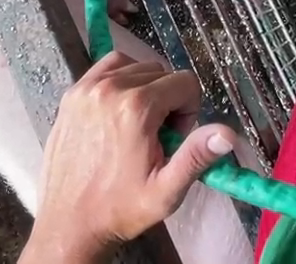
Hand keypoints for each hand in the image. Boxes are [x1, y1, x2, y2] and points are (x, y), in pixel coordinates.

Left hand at [19, 52, 236, 263]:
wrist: (67, 228)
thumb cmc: (120, 210)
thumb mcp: (165, 192)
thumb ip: (197, 156)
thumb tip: (228, 134)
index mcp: (137, 108)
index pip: (186, 82)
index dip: (188, 110)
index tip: (173, 139)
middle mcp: (112, 88)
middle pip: (163, 73)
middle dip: (168, 100)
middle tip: (155, 138)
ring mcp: (88, 89)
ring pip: (138, 67)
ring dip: (146, 89)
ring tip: (137, 125)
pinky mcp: (72, 94)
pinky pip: (110, 65)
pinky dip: (122, 77)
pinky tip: (120, 106)